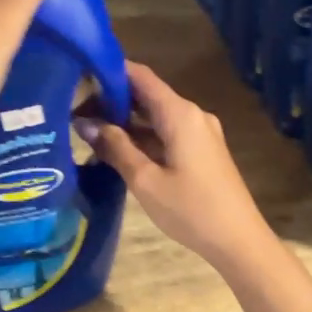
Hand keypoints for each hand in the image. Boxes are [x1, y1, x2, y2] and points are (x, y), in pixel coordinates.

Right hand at [79, 62, 276, 270]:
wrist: (238, 240)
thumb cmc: (191, 209)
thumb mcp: (146, 180)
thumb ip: (116, 147)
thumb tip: (86, 123)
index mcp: (180, 114)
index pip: (141, 76)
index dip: (110, 71)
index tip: (79, 74)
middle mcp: (192, 115)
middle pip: (148, 95)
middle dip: (112, 100)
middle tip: (73, 109)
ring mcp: (200, 133)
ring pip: (156, 116)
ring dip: (126, 121)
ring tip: (86, 128)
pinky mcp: (202, 151)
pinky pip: (167, 133)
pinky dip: (142, 136)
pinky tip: (116, 148)